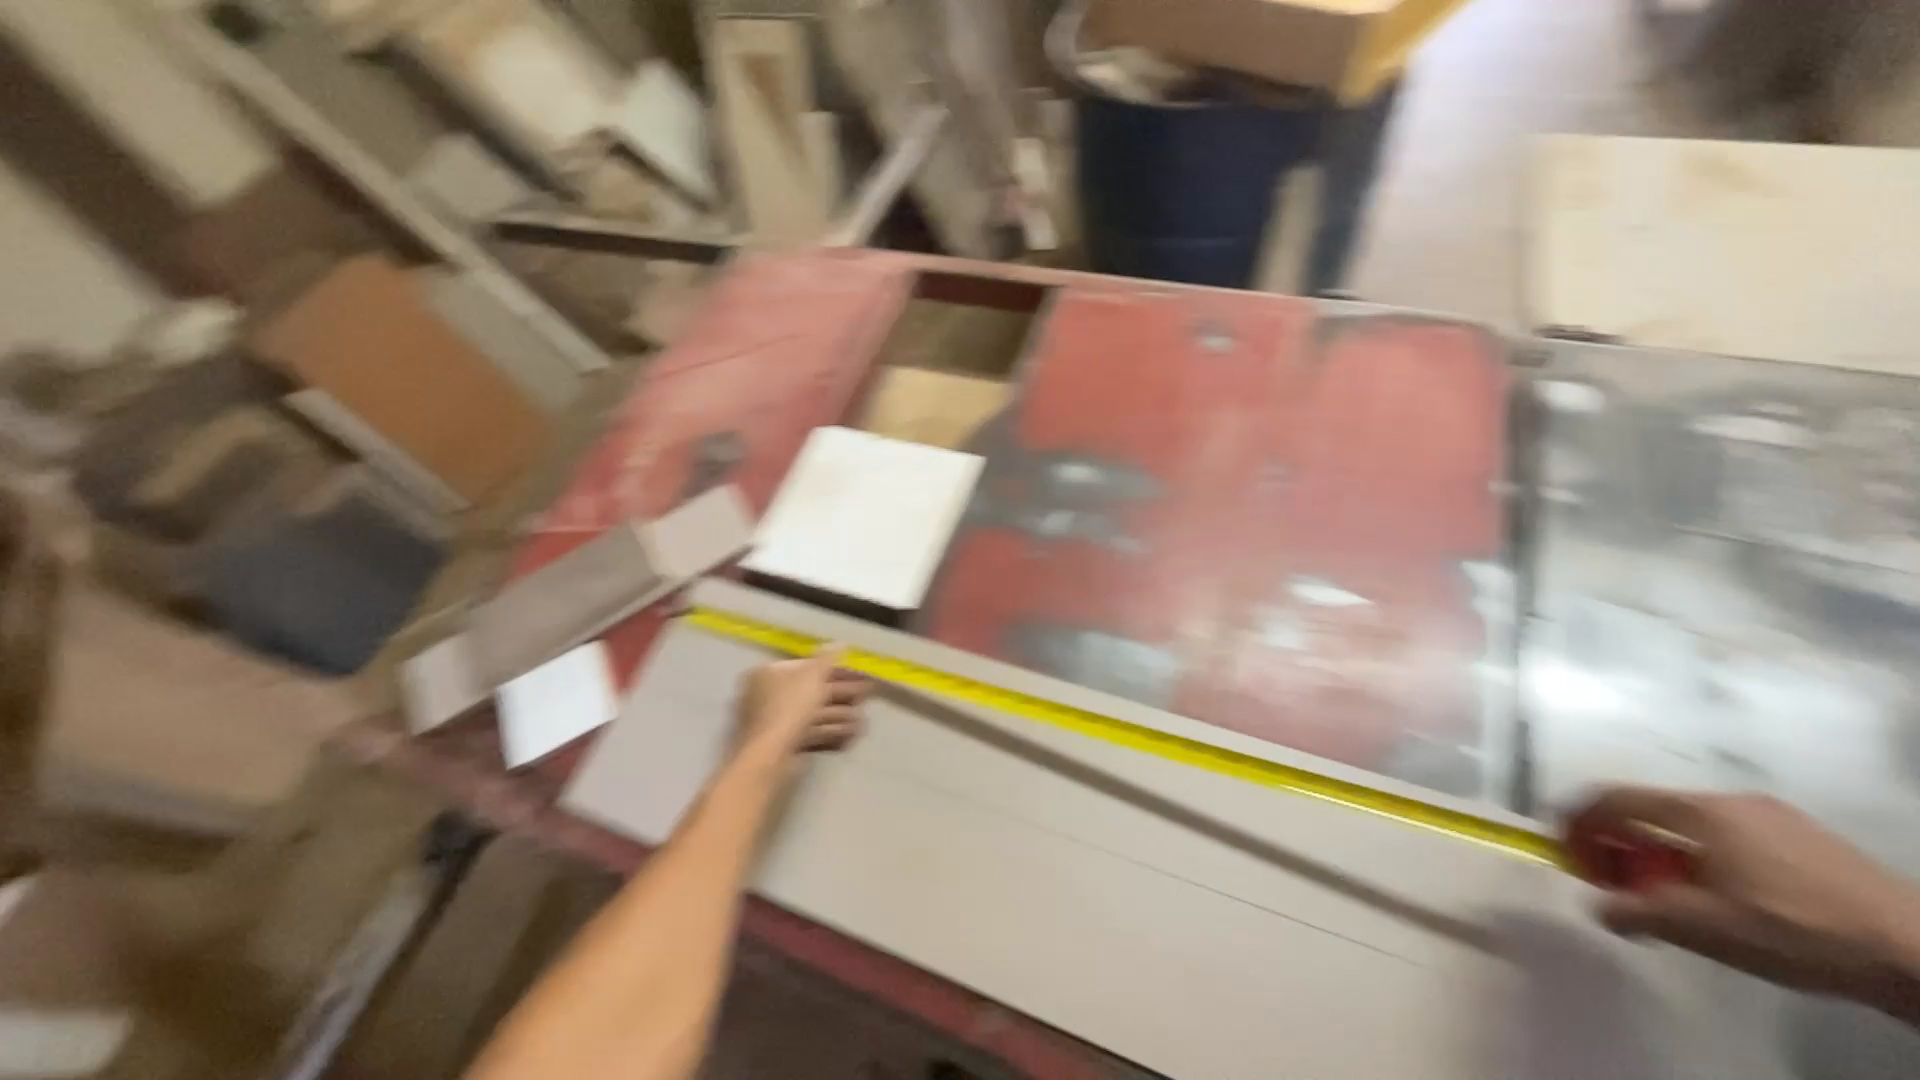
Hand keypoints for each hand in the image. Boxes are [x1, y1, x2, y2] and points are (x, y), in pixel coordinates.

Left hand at [733, 646, 868, 762]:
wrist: (771, 754)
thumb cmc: (790, 706)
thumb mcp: (813, 675)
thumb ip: (827, 659)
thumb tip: (839, 643)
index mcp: (769, 673)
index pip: (806, 666)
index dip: (835, 669)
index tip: (858, 675)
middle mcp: (769, 694)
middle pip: (811, 690)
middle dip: (842, 693)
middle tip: (867, 695)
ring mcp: (776, 721)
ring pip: (813, 713)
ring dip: (841, 714)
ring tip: (863, 719)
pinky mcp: (784, 743)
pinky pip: (812, 731)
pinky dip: (832, 730)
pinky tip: (852, 732)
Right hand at [1566, 787, 1919, 1016]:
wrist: (1918, 953)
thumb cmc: (1793, 930)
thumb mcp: (1702, 927)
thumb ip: (1636, 911)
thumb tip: (1601, 906)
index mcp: (1698, 811)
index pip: (1612, 800)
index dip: (1578, 824)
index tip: (1567, 857)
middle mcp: (1729, 800)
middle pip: (1649, 811)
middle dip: (1621, 846)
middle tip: (1616, 887)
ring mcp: (1772, 816)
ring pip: (1689, 827)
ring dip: (1661, 857)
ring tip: (1669, 901)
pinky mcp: (1804, 839)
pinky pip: (1726, 838)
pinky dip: (1701, 860)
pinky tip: (1723, 901)